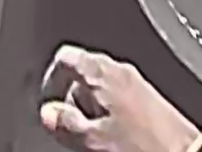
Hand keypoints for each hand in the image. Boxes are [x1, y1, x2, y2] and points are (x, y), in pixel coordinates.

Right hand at [39, 45, 201, 151]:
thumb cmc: (145, 149)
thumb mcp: (96, 142)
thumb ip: (66, 125)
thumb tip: (48, 114)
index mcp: (102, 71)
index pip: (65, 58)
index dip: (52, 80)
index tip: (51, 107)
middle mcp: (120, 70)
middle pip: (83, 74)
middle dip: (75, 103)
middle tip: (76, 134)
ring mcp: (139, 85)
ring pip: (103, 91)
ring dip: (95, 114)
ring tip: (100, 144)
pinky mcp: (154, 103)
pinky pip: (122, 102)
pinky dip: (114, 119)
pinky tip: (120, 144)